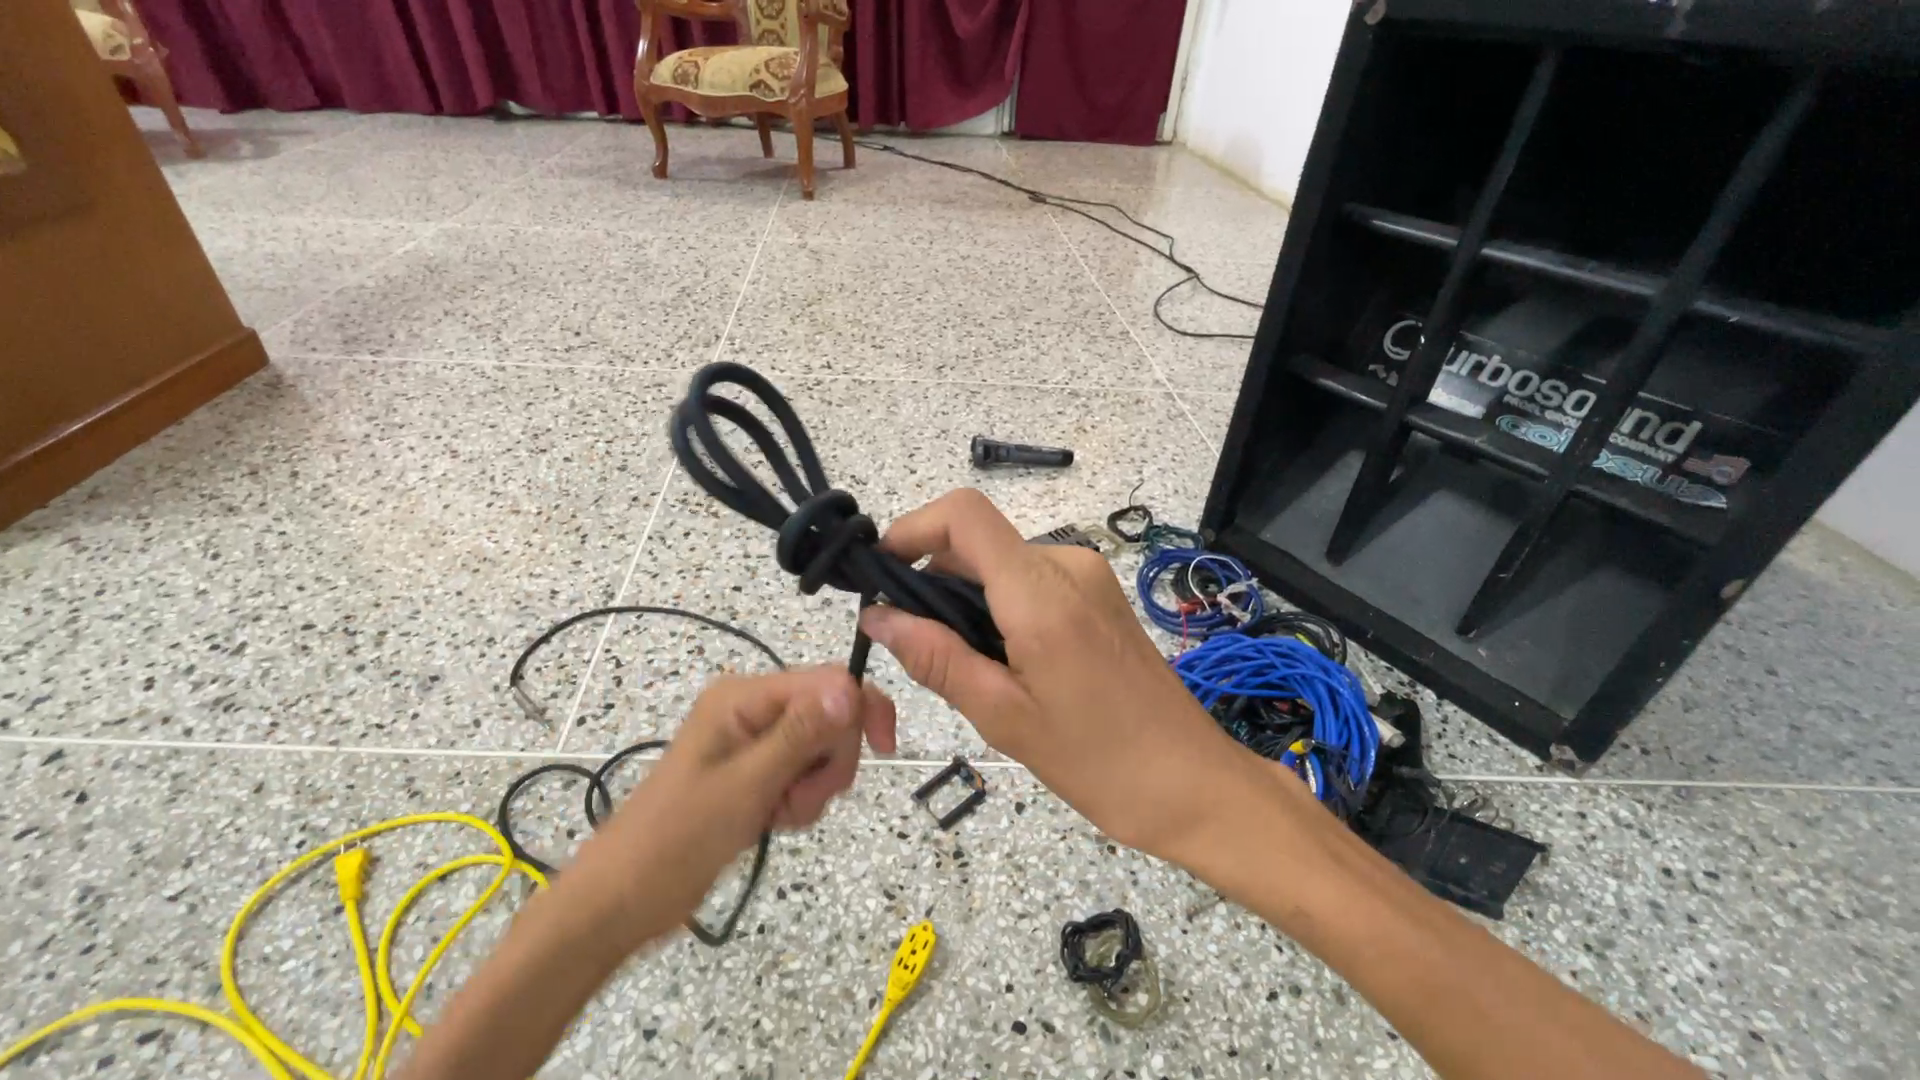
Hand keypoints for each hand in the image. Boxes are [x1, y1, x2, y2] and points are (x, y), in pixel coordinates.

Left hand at [571, 668, 895, 944]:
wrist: (626, 896)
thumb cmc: (681, 836)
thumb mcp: (748, 784)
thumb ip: (802, 734)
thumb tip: (851, 688)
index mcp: (745, 696)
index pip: (829, 681)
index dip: (862, 710)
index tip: (883, 752)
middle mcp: (753, 708)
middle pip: (831, 714)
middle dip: (830, 760)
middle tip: (798, 799)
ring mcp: (754, 741)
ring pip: (822, 748)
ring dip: (814, 787)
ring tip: (778, 815)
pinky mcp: (756, 771)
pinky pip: (804, 773)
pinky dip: (801, 799)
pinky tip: (774, 820)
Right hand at [859, 489, 1270, 862]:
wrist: (1193, 783)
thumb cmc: (1099, 761)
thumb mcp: (1003, 716)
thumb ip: (936, 657)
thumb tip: (877, 616)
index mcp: (1042, 592)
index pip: (964, 515)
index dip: (911, 529)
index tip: (878, 574)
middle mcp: (1068, 565)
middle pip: (978, 543)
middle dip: (932, 581)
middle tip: (916, 648)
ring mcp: (1090, 578)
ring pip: (1001, 565)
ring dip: (966, 601)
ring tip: (968, 669)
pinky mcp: (1100, 596)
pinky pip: (1030, 583)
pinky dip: (999, 609)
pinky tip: (1005, 665)